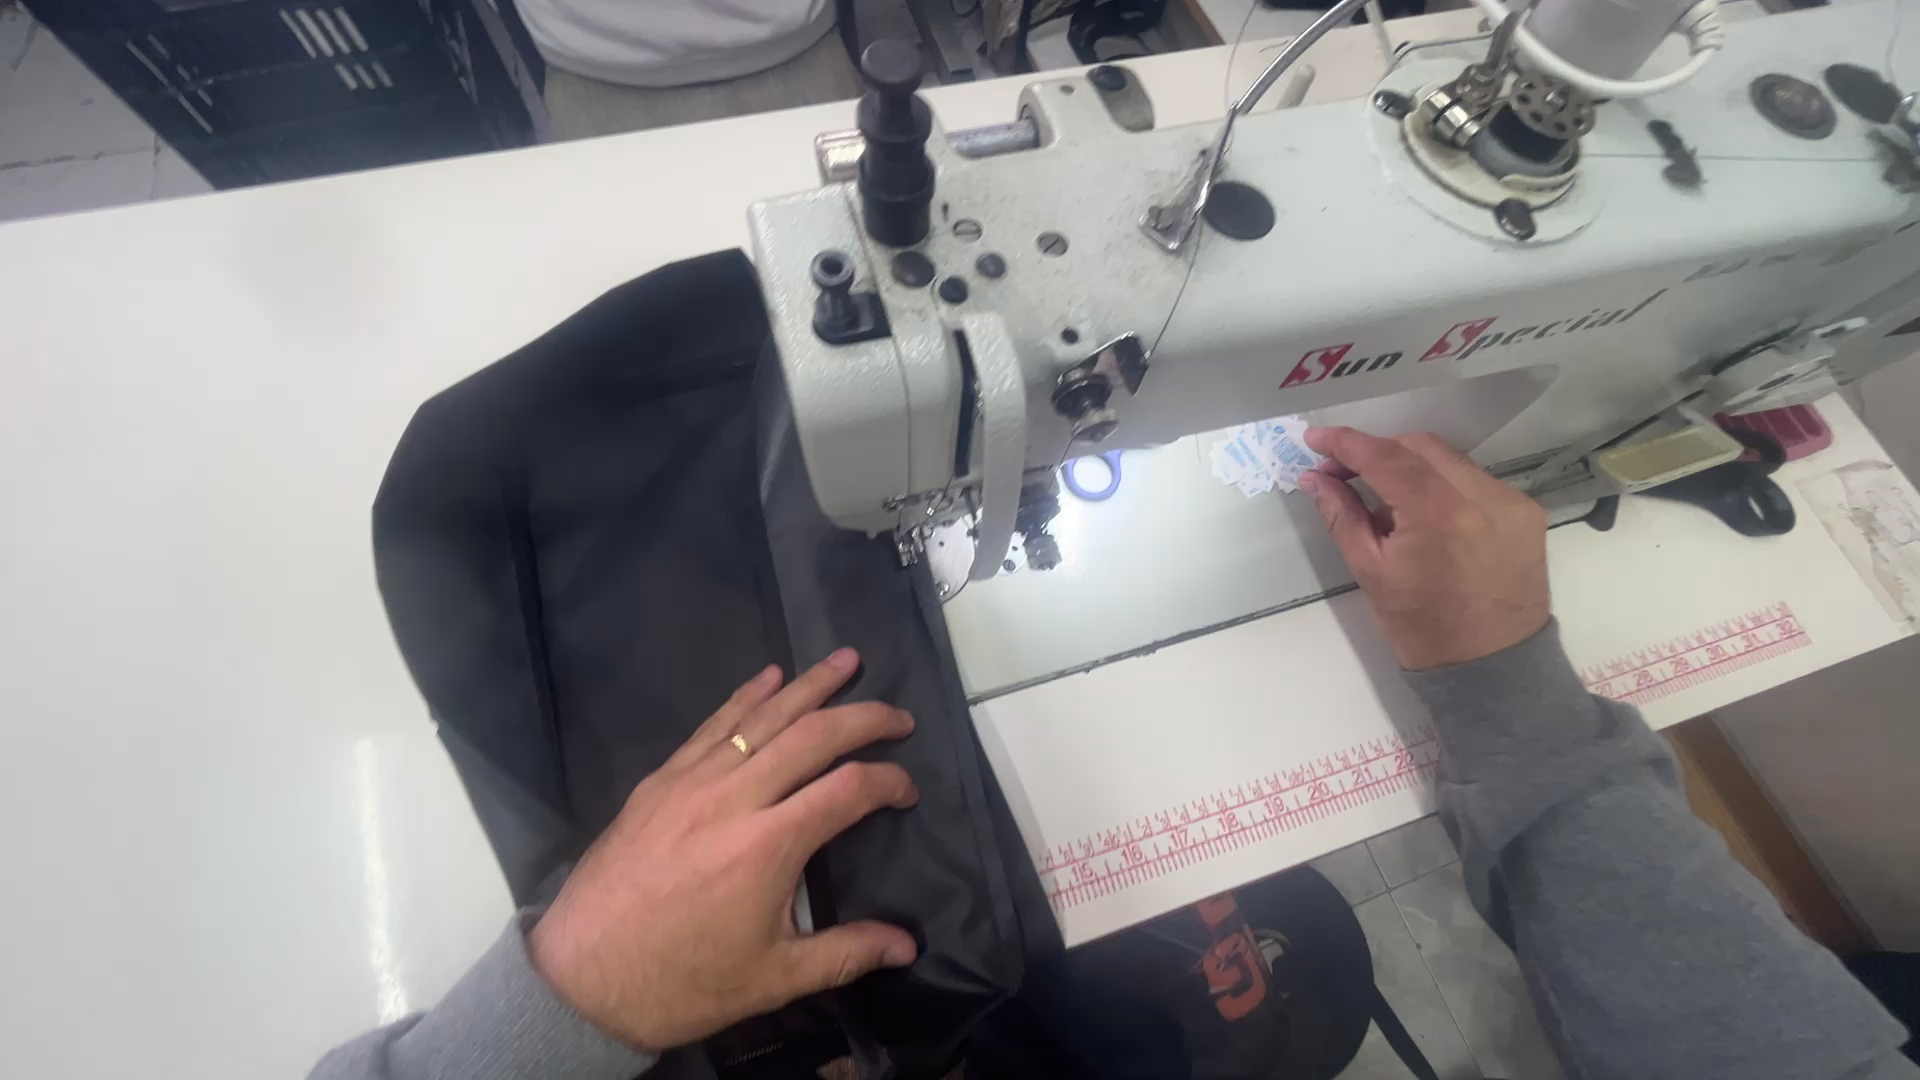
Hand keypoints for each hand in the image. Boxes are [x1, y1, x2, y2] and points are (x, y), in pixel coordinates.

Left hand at [528, 648, 919, 1050]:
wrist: (575, 984)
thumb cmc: (682, 982)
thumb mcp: (772, 978)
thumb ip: (846, 953)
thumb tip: (910, 946)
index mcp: (768, 846)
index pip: (849, 790)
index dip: (889, 782)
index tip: (908, 792)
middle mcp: (735, 797)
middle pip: (813, 736)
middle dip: (865, 717)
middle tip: (899, 715)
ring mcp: (694, 780)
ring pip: (764, 716)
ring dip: (811, 684)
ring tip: (847, 659)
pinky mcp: (662, 778)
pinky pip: (713, 724)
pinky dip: (747, 696)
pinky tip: (771, 675)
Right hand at [1299, 428, 1549, 670]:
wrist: (1491, 666)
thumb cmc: (1420, 626)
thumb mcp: (1368, 570)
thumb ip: (1341, 515)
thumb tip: (1314, 478)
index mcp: (1440, 516)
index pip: (1386, 458)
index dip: (1346, 443)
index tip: (1314, 439)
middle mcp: (1484, 497)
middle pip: (1419, 447)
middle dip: (1375, 450)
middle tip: (1338, 471)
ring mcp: (1512, 502)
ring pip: (1448, 459)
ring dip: (1406, 465)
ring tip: (1377, 495)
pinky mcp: (1525, 511)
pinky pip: (1472, 479)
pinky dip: (1437, 483)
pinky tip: (1418, 511)